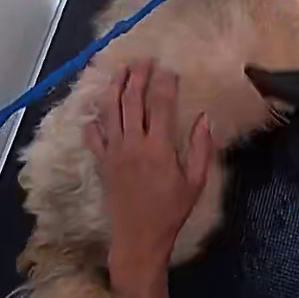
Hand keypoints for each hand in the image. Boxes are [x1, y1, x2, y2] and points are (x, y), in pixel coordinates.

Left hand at [84, 61, 213, 297]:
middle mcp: (132, 144)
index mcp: (158, 147)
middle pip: (131, 101)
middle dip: (137, 76)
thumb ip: (200, 148)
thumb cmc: (171, 210)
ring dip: (114, 87)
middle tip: (143, 61)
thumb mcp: (195, 182)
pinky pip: (94, 134)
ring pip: (110, 111)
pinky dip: (94, 118)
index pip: (161, 105)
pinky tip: (98, 108)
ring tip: (120, 70)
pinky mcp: (101, 162)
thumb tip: (204, 118)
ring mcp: (113, 152)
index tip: (170, 70)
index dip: (165, 84)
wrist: (138, 237)